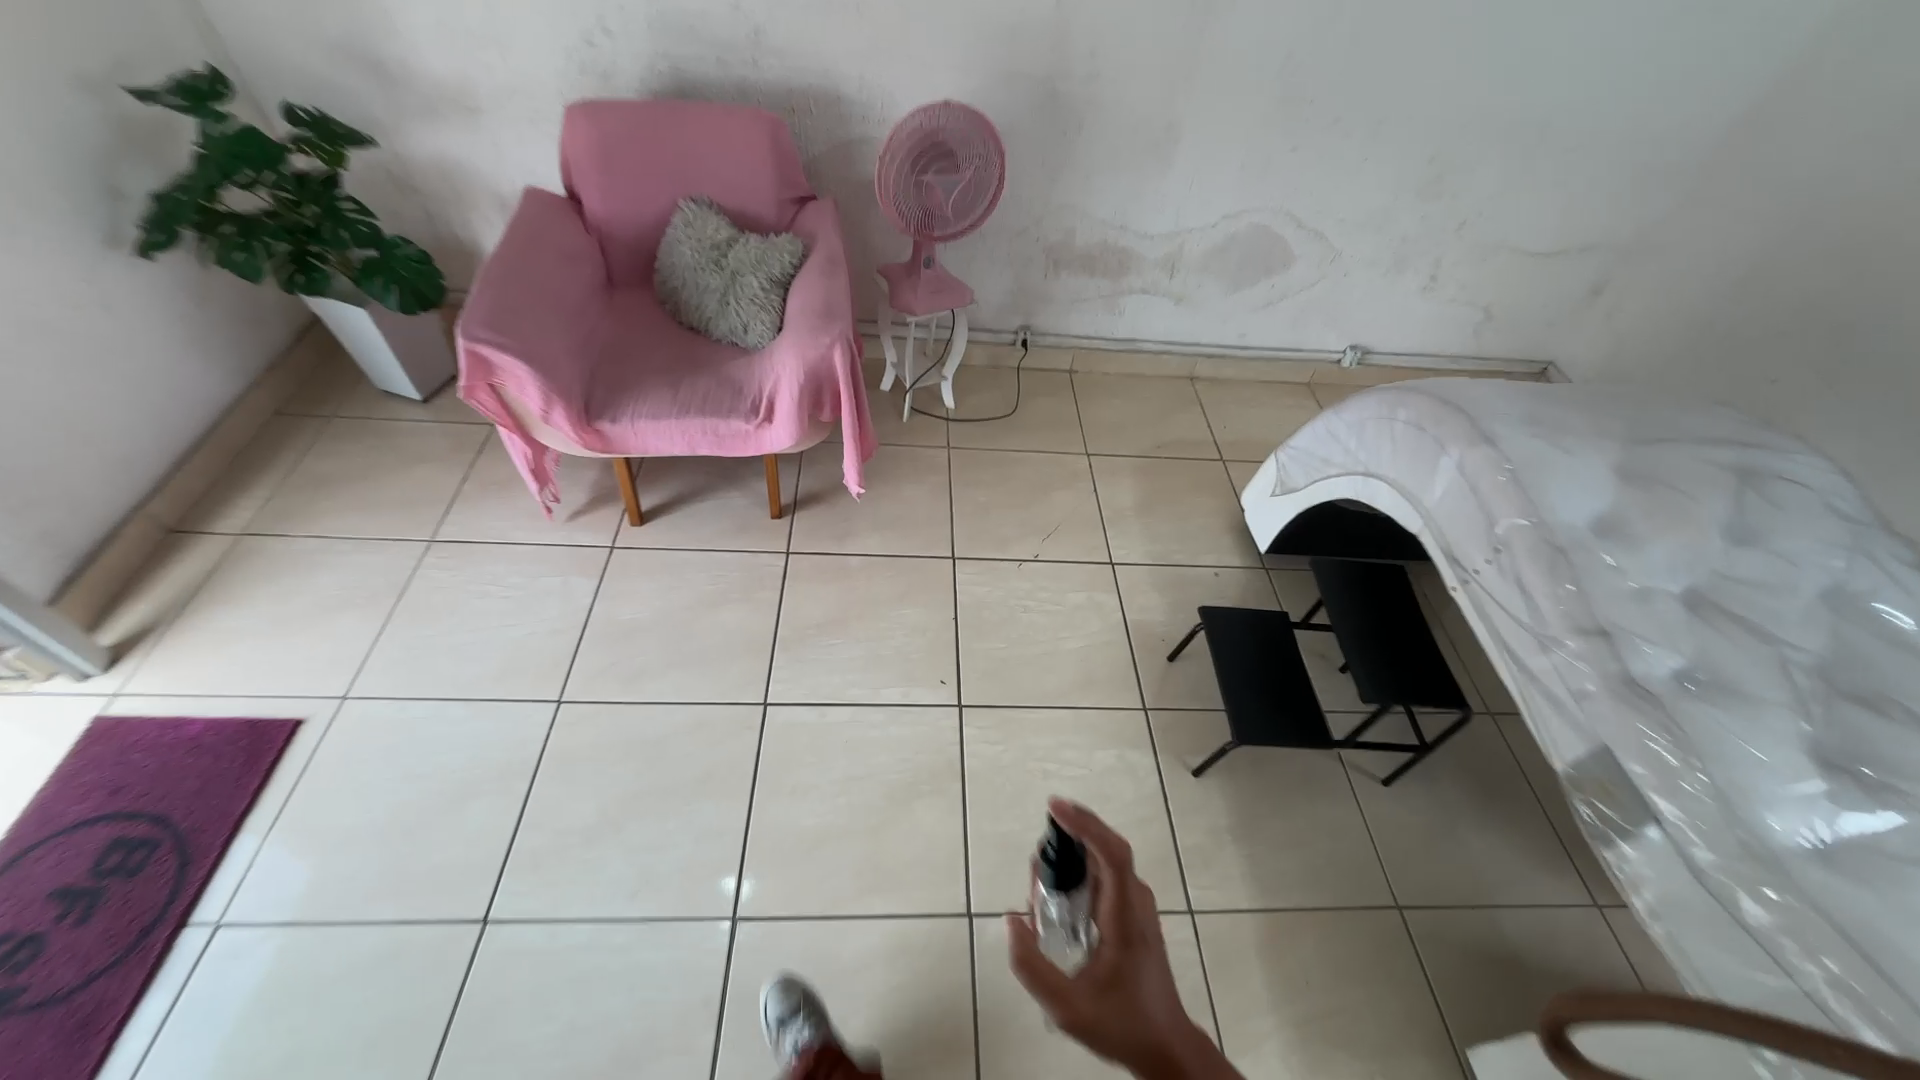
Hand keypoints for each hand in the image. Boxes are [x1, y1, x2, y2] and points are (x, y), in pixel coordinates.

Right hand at [1006, 798, 1241, 1079]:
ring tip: (1041, 887)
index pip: (1112, 853)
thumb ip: (1030, 965)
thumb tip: (1013, 918)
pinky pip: (1105, 879)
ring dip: (1072, 861)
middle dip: (1068, 842)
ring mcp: (1138, 907)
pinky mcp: (1134, 916)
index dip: (1084, 824)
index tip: (1055, 807)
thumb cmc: (1120, 1023)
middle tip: (1035, 869)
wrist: (1165, 1046)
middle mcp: (1135, 903)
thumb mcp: (1066, 1006)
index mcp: (1124, 918)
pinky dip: (1080, 876)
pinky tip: (1059, 901)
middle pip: (1105, 850)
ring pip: (1104, 864)